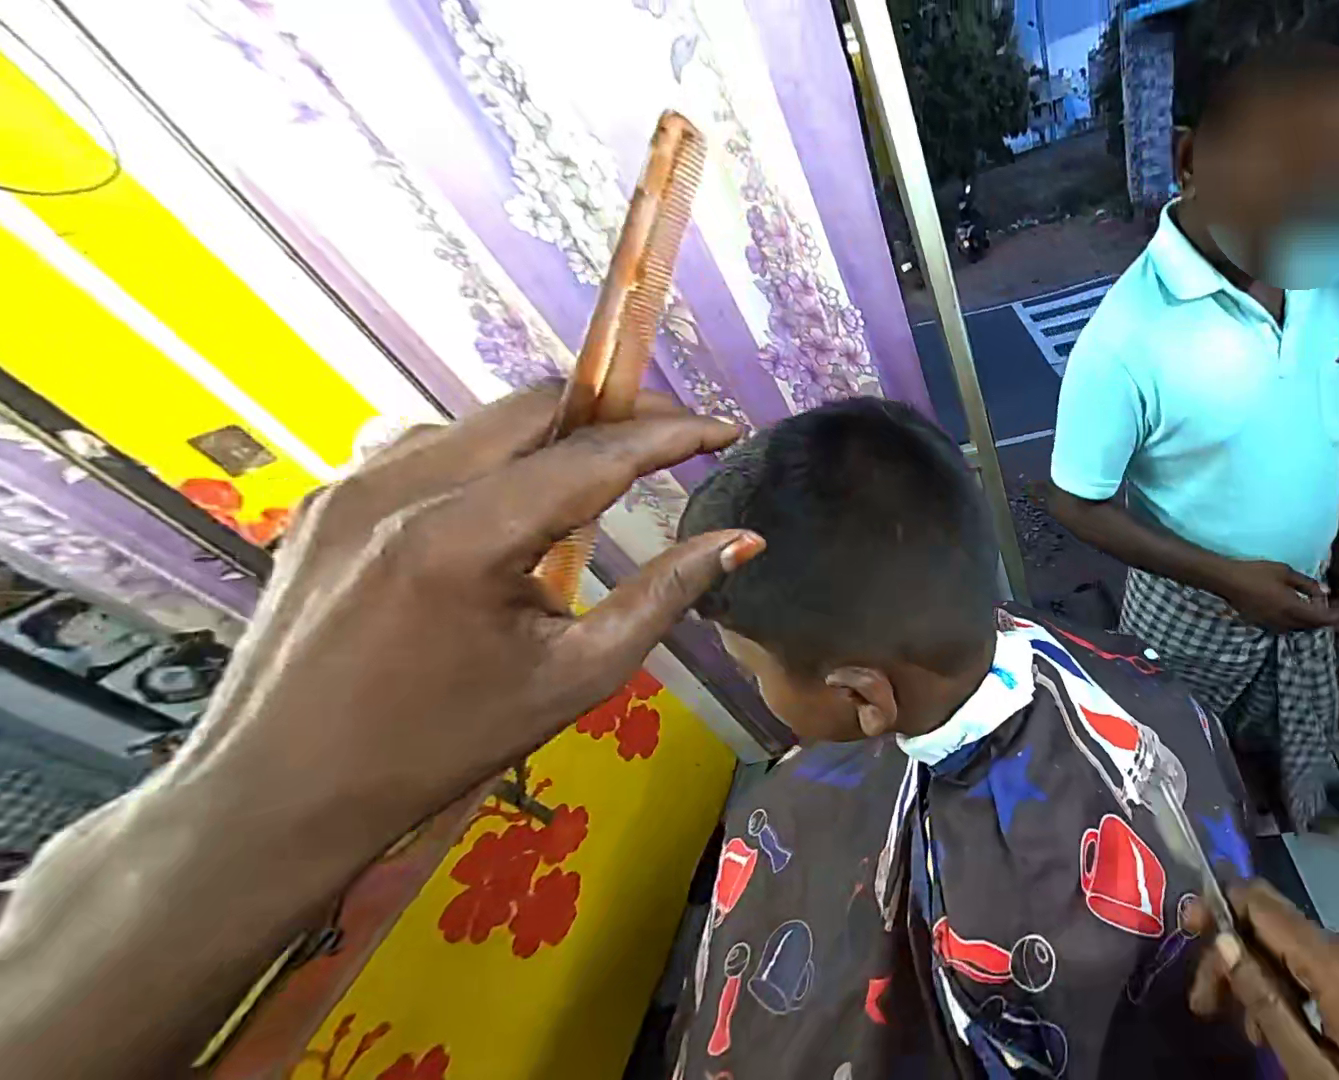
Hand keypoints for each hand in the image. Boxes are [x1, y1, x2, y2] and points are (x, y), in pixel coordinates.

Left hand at [171, 384, 759, 868]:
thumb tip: (744, 541)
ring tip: (614, 465)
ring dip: (562, 430)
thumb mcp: (583, 672)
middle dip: (622, 409)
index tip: (726, 429)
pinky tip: (523, 494)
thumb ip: (670, 592)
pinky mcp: (331, 497)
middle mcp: (401, 485)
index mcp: (464, 535)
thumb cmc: (450, 740)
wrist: (280, 793)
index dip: (672, 433)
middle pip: (537, 406)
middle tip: (680, 435)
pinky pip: (438, 443)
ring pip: (487, 418)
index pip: (595, 453)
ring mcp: (353, 483)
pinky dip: (504, 451)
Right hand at [1188, 881, 1338, 1079]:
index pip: (1260, 902)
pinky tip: (1289, 1026)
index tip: (1184, 933)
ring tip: (1250, 1031)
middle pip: (1274, 925)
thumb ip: (1266, 1003)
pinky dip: (1296, 987)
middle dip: (1234, 954)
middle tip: (1206, 1005)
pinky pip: (1327, 968)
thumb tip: (1221, 941)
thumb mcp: (1314, 1073)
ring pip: (1298, 949)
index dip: (1216, 906)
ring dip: (1263, 977)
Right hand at [1214, 560, 1338, 631]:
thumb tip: (1323, 591)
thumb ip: (1306, 583)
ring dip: (1310, 620)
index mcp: (1293, 608)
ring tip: (1313, 607)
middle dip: (1325, 617)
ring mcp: (1273, 624)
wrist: (1228, 581)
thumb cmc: (1257, 573)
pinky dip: (1296, 620)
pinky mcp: (1263, 623)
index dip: (1337, 614)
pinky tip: (1294, 609)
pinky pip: (1287, 626)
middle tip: (1332, 606)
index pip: (1323, 618)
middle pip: (1312, 625)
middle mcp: (1285, 621)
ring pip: (1300, 627)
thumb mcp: (1285, 572)